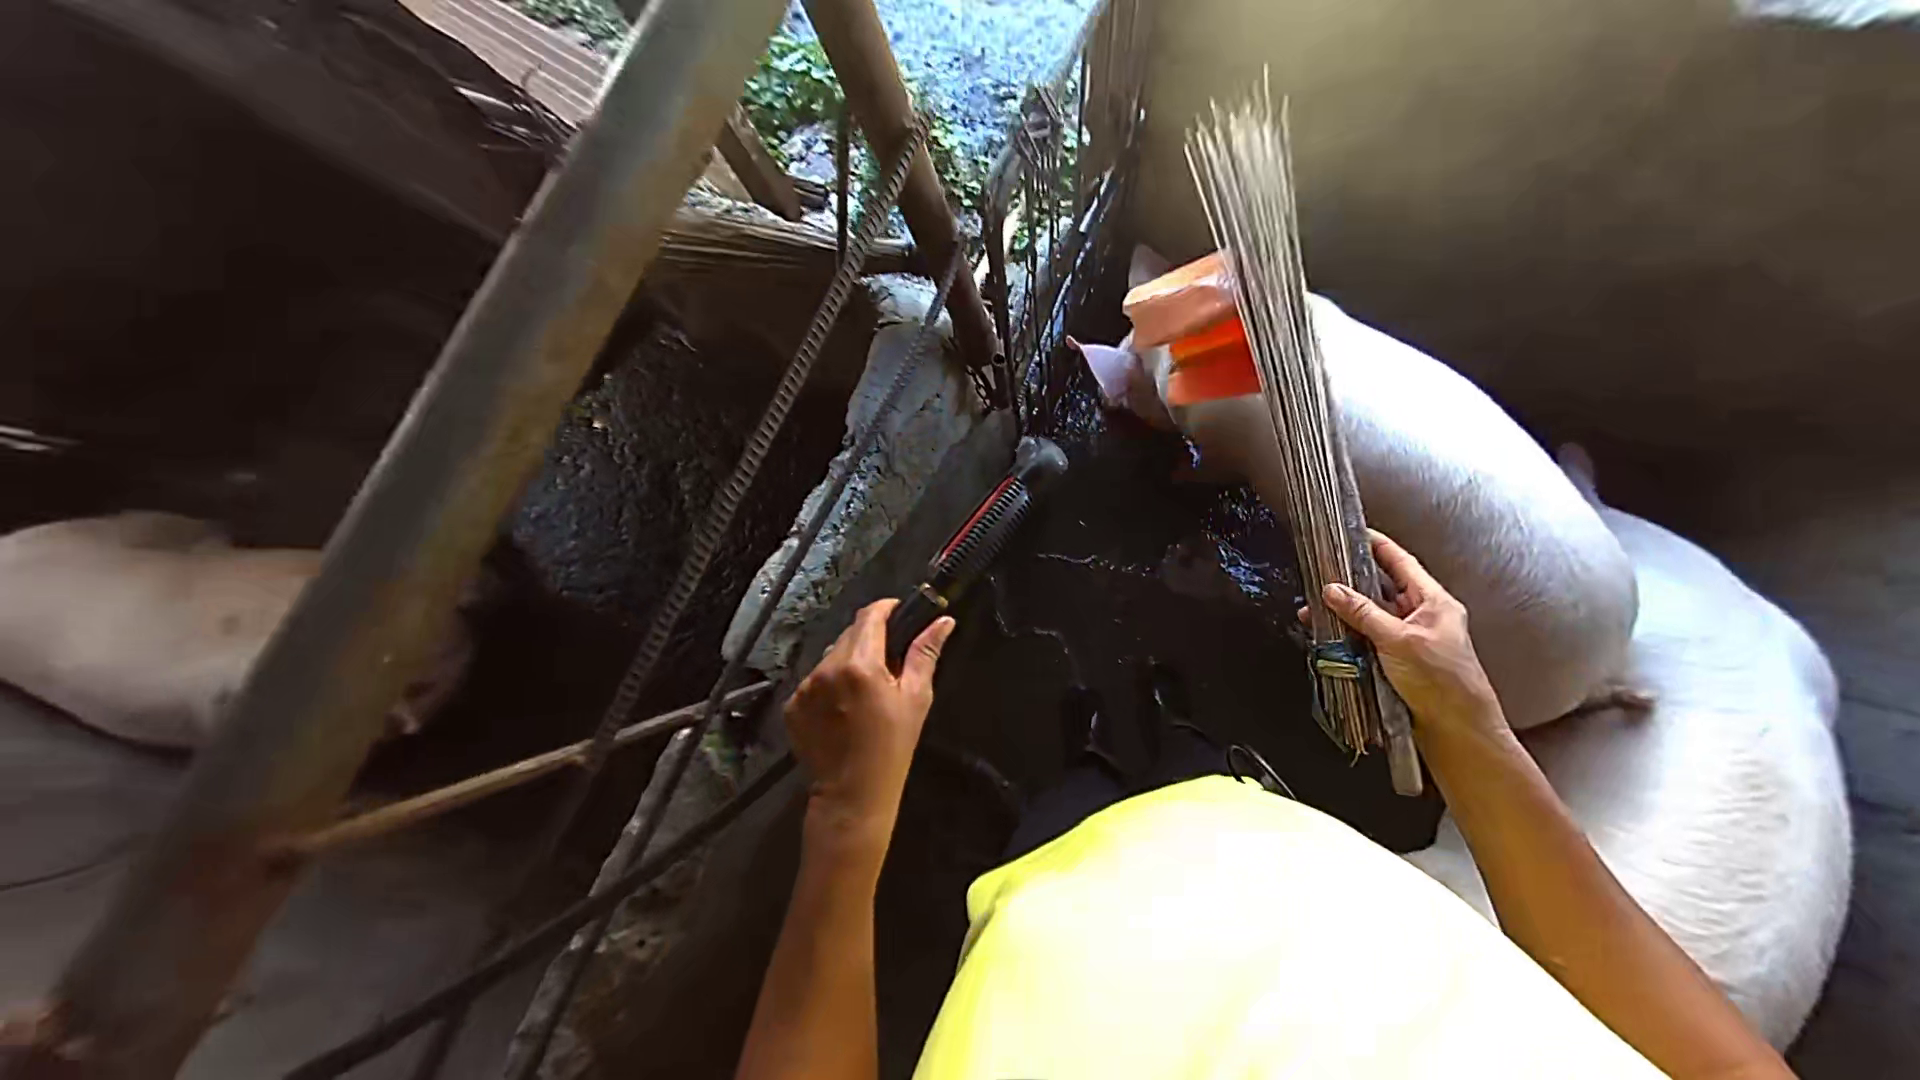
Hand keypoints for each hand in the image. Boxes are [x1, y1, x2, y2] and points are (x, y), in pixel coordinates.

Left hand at [784, 599, 954, 849]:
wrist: (852, 795)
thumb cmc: (893, 747)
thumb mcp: (916, 698)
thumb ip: (925, 653)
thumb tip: (943, 621)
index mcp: (860, 664)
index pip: (870, 616)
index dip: (886, 609)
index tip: (899, 614)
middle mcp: (826, 668)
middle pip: (849, 634)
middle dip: (870, 639)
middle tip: (889, 661)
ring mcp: (805, 687)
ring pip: (831, 656)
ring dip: (848, 661)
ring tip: (865, 689)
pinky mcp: (792, 705)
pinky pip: (814, 680)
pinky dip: (830, 684)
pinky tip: (843, 707)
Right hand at [1318, 530, 1509, 750]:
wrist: (1457, 729)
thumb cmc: (1443, 682)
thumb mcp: (1399, 641)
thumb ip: (1363, 613)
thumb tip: (1332, 590)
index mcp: (1433, 602)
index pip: (1401, 563)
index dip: (1377, 545)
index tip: (1353, 532)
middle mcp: (1420, 615)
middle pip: (1379, 587)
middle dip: (1349, 580)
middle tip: (1321, 571)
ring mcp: (1406, 636)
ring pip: (1367, 613)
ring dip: (1342, 611)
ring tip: (1313, 608)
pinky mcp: (1393, 657)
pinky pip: (1363, 636)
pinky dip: (1344, 633)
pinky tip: (1325, 633)